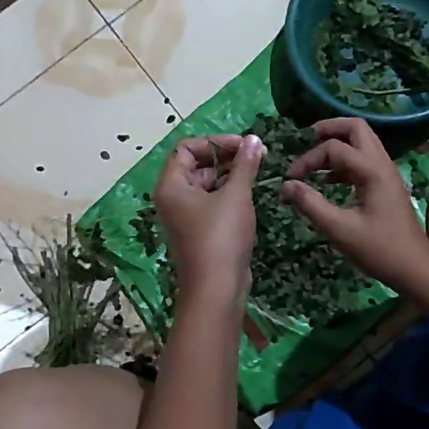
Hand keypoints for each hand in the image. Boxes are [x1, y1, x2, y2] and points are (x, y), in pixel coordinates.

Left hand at [153, 133, 264, 307]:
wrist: (216, 288)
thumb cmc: (221, 237)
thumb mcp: (235, 195)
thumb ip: (244, 164)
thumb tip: (253, 139)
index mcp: (171, 185)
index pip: (186, 148)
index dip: (215, 142)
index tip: (244, 145)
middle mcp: (172, 198)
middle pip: (196, 164)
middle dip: (226, 156)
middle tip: (258, 155)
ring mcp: (184, 216)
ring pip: (205, 184)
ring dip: (229, 174)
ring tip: (258, 171)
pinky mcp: (198, 230)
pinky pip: (210, 202)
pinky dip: (228, 193)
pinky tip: (250, 192)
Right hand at [280, 118, 428, 292]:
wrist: (415, 269)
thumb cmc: (379, 250)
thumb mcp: (339, 229)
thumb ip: (310, 204)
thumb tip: (286, 185)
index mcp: (372, 171)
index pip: (334, 148)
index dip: (308, 159)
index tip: (290, 179)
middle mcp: (382, 164)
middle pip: (356, 128)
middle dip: (328, 129)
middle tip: (305, 140)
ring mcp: (386, 174)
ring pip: (361, 143)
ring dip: (336, 145)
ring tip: (312, 161)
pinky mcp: (385, 186)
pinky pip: (363, 161)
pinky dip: (343, 163)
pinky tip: (326, 181)